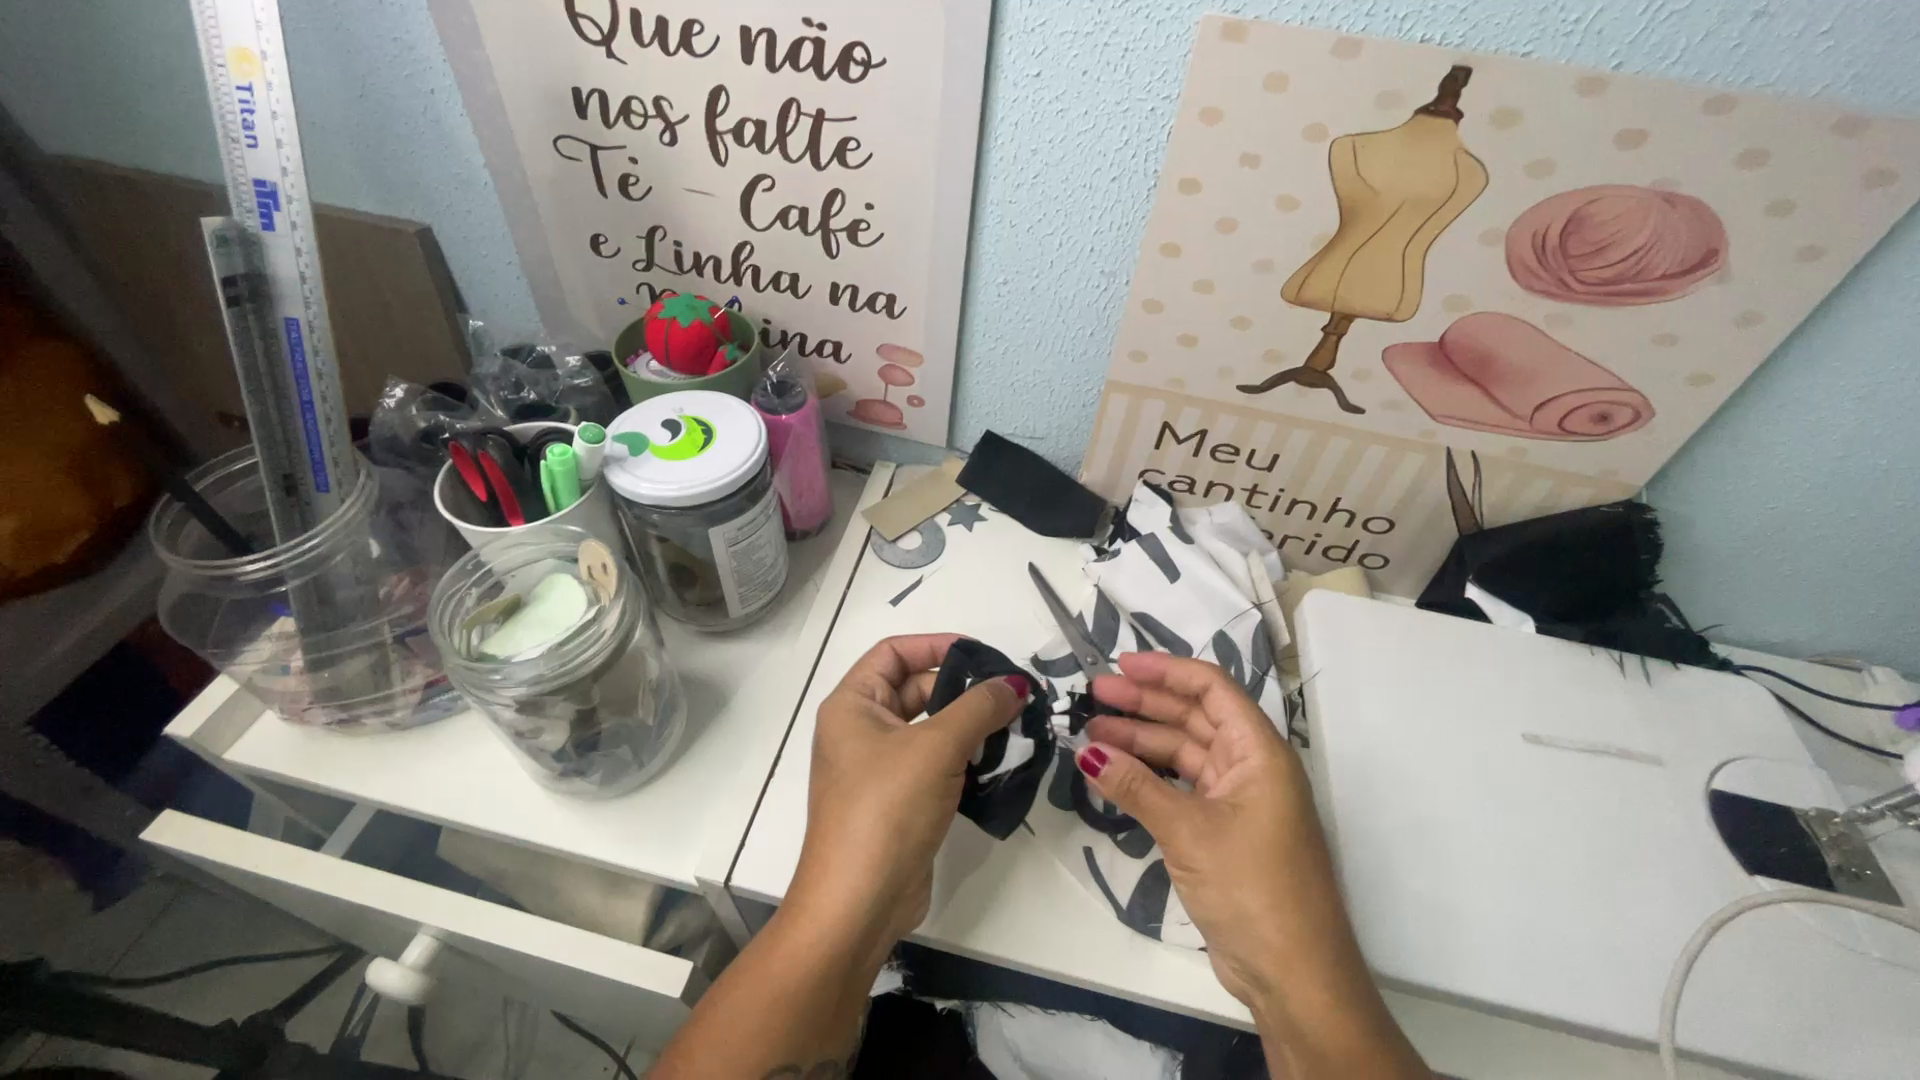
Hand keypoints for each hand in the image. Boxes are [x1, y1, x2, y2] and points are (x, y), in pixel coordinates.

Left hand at [789, 634, 1030, 949]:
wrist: (859, 903)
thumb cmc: (887, 809)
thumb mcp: (937, 747)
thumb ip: (980, 708)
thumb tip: (1016, 684)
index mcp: (851, 705)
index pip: (894, 652)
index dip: (936, 645)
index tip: (984, 654)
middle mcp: (859, 730)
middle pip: (915, 689)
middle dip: (962, 690)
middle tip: (1012, 695)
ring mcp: (878, 769)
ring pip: (929, 730)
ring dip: (969, 727)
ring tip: (1015, 727)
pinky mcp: (898, 802)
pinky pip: (934, 765)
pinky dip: (964, 760)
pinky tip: (1000, 763)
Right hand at [1085, 653, 1425, 1076]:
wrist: (1292, 973)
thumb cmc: (1252, 886)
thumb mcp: (1188, 831)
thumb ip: (1135, 786)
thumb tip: (1086, 750)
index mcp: (1259, 752)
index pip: (1212, 689)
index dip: (1166, 671)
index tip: (1119, 665)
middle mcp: (1250, 767)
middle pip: (1193, 717)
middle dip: (1143, 704)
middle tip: (1092, 695)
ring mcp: (1236, 801)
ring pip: (1182, 753)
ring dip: (1139, 742)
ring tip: (1090, 732)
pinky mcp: (1221, 831)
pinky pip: (1179, 787)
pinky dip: (1147, 778)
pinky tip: (1112, 773)